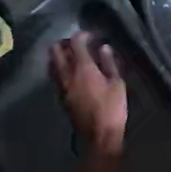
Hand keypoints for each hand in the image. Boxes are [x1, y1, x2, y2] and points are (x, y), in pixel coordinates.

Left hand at [49, 33, 127, 154]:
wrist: (98, 136)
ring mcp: (61, 86)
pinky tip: (71, 73)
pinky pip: (55, 76)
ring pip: (52, 63)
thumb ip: (109, 63)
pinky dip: (60, 69)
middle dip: (65, 43)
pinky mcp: (60, 97)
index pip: (75, 42)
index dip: (82, 35)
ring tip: (72, 57)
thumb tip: (104, 48)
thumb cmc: (112, 108)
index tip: (91, 36)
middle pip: (56, 50)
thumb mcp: (117, 84)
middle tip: (77, 44)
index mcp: (82, 67)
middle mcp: (67, 74)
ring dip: (60, 56)